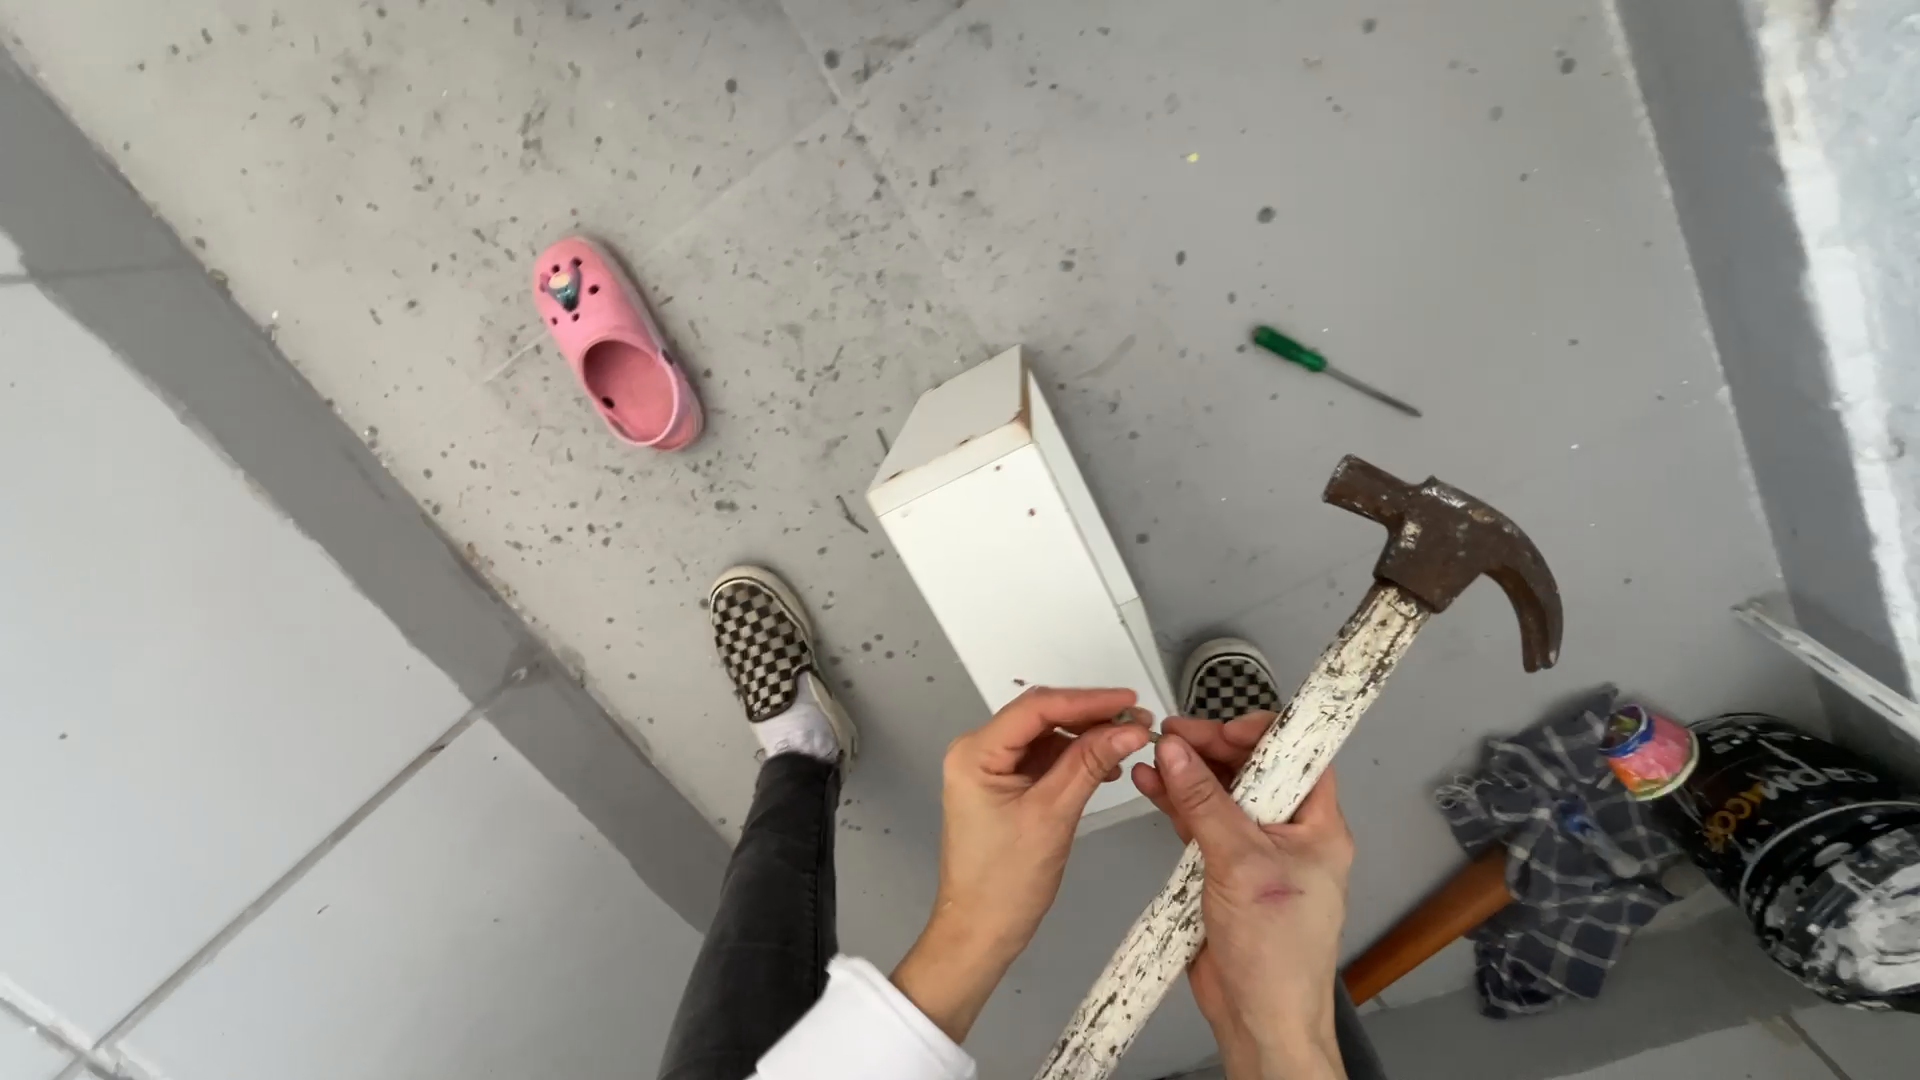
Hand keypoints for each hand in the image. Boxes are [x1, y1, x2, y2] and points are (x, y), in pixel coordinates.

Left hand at [892, 687, 1151, 1041]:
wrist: (980, 933)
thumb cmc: (1006, 883)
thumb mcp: (1053, 816)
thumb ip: (1089, 765)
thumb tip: (1128, 729)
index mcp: (975, 752)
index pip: (1037, 708)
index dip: (1086, 700)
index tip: (1129, 700)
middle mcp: (977, 751)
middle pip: (1041, 717)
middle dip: (1090, 716)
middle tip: (1137, 719)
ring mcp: (990, 768)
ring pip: (1046, 736)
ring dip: (1086, 737)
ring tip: (1129, 739)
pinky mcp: (1004, 784)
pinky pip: (1043, 758)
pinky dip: (1074, 759)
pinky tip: (1105, 766)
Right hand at [1133, 714, 1353, 1079]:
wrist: (1257, 1019)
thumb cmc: (1276, 952)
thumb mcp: (1240, 863)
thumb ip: (1203, 800)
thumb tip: (1173, 749)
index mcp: (1315, 824)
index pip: (1296, 755)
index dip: (1260, 733)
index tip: (1219, 727)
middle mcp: (1286, 830)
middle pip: (1249, 768)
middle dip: (1209, 748)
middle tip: (1171, 735)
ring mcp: (1251, 847)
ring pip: (1217, 791)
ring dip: (1184, 771)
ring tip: (1151, 752)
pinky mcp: (1220, 865)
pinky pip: (1196, 819)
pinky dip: (1172, 801)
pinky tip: (1148, 784)